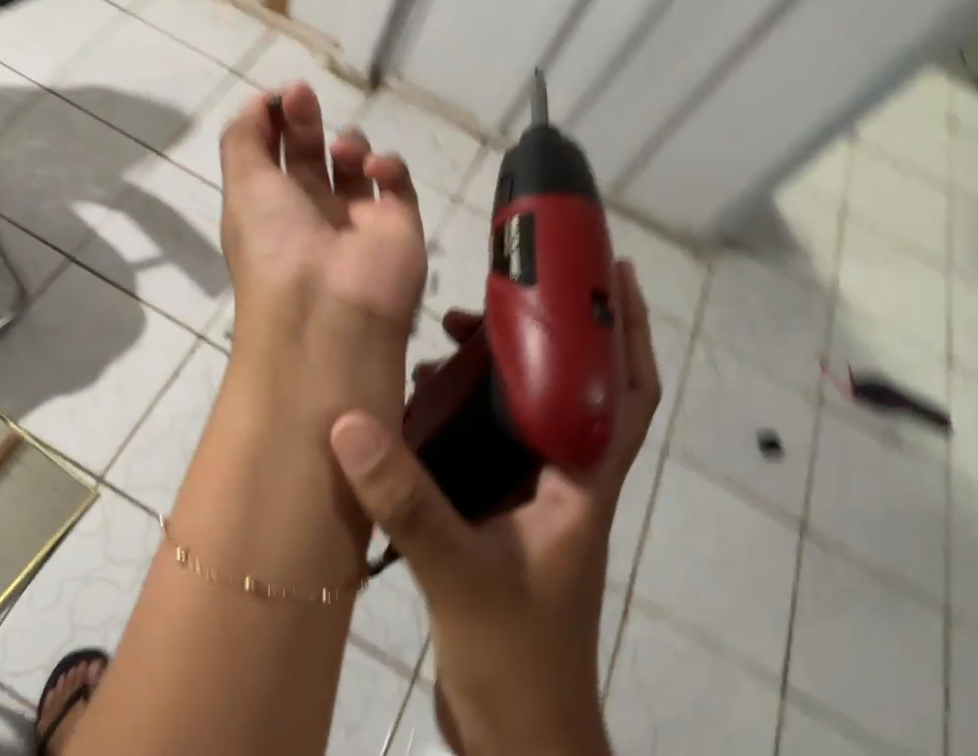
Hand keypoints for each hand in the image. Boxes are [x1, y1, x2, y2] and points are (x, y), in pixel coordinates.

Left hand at [218, 81, 427, 339]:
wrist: (327, 309)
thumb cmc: (274, 242)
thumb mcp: (242, 184)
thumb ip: (244, 137)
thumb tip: (258, 102)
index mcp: (269, 206)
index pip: (272, 154)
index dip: (273, 122)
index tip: (278, 96)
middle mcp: (312, 210)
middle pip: (311, 151)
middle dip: (305, 119)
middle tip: (302, 95)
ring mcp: (357, 218)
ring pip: (357, 162)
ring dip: (349, 143)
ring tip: (342, 152)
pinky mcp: (398, 223)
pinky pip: (396, 181)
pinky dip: (387, 165)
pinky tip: (373, 171)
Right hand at [327, 262, 663, 755]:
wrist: (517, 733)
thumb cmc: (516, 652)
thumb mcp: (458, 567)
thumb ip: (406, 497)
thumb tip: (348, 422)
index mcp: (583, 480)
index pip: (626, 390)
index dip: (629, 328)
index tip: (613, 269)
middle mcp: (567, 479)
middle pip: (574, 387)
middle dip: (543, 333)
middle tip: (494, 295)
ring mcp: (534, 501)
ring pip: (526, 414)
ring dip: (497, 373)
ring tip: (448, 339)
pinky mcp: (501, 520)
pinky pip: (489, 448)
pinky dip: (463, 416)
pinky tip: (421, 405)